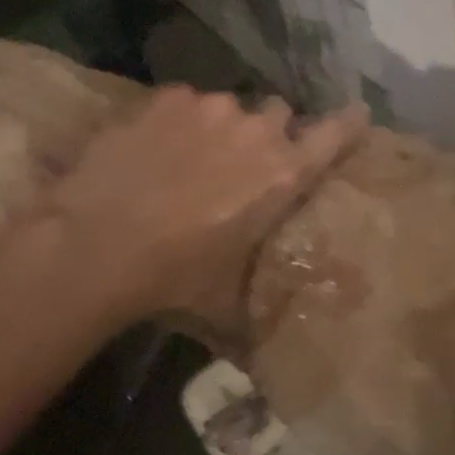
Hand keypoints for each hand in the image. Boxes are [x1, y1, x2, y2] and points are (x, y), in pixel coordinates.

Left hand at [52, 87, 369, 323]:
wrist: (97, 243)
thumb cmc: (175, 275)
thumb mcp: (228, 298)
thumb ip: (256, 301)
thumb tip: (261, 356)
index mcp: (284, 173)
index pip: (337, 133)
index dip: (350, 123)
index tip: (357, 113)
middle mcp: (257, 130)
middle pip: (279, 114)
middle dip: (267, 133)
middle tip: (240, 162)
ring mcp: (211, 107)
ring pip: (229, 108)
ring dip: (218, 128)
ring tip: (186, 159)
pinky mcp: (169, 97)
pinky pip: (185, 103)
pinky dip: (177, 121)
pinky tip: (153, 149)